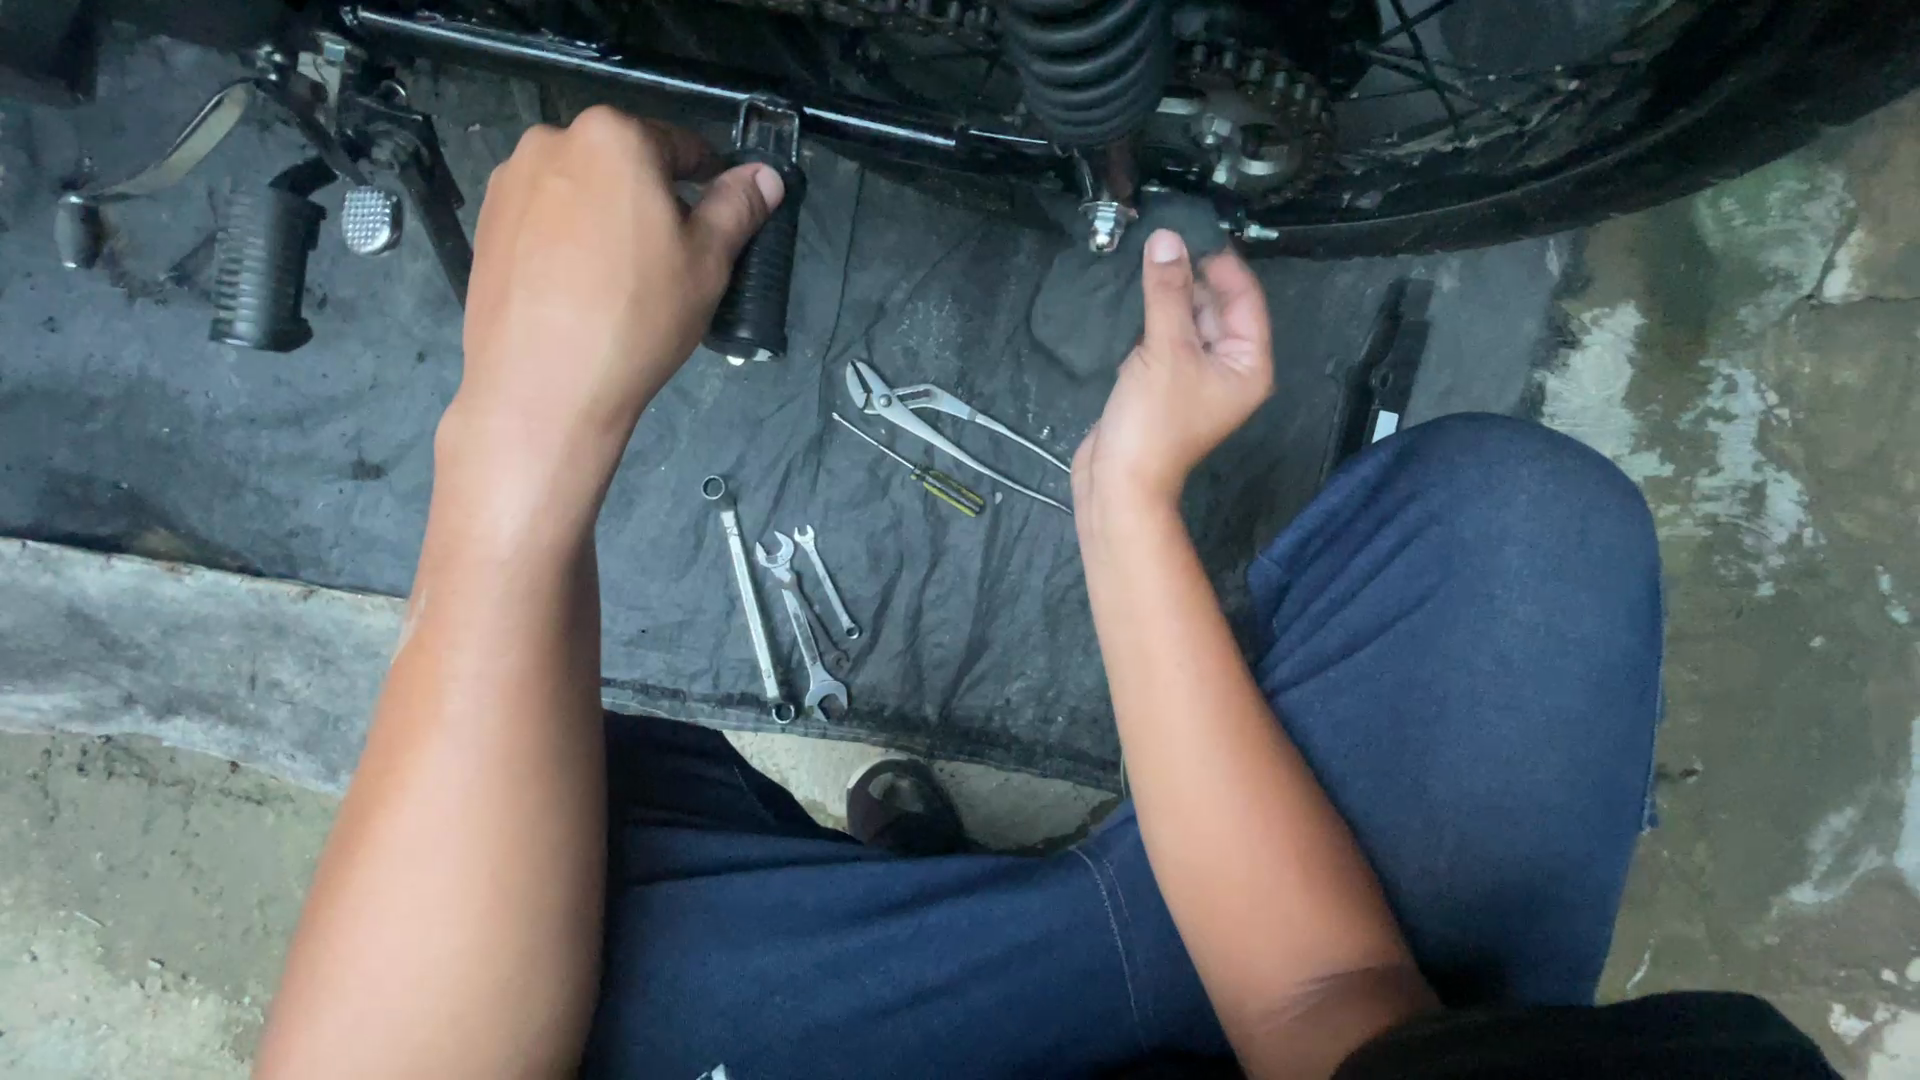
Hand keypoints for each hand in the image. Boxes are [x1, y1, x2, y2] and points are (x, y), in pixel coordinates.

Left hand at [439, 107, 783, 523]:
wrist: (545, 385)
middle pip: (626, 165)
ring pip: (584, 191)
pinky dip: (571, 241)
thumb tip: (767, 176)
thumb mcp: (708, 263)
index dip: (709, 184)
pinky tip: (582, 291)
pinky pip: (547, 219)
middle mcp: (553, 140)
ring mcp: (511, 181)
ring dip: (611, 220)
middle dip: (654, 203)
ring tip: (624, 283)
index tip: (718, 225)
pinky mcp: (487, 223)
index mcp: (615, 137)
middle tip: (671, 263)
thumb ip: (738, 208)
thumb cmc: (640, 315)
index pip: (681, 146)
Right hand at [1072, 229, 1273, 515]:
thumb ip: (1167, 292)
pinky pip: (1161, 340)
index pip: (1244, 299)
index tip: (1192, 232)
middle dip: (1189, 277)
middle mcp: (1227, 368)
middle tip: (1161, 242)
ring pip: (1184, 323)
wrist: (1118, 480)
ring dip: (1165, 297)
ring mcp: (1192, 377)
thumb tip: (1167, 240)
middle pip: (1214, 308)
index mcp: (1248, 364)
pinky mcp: (1160, 384)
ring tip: (1144, 261)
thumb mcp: (1165, 349)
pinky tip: (1131, 297)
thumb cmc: (1154, 423)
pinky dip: (1148, 320)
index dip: (1221, 264)